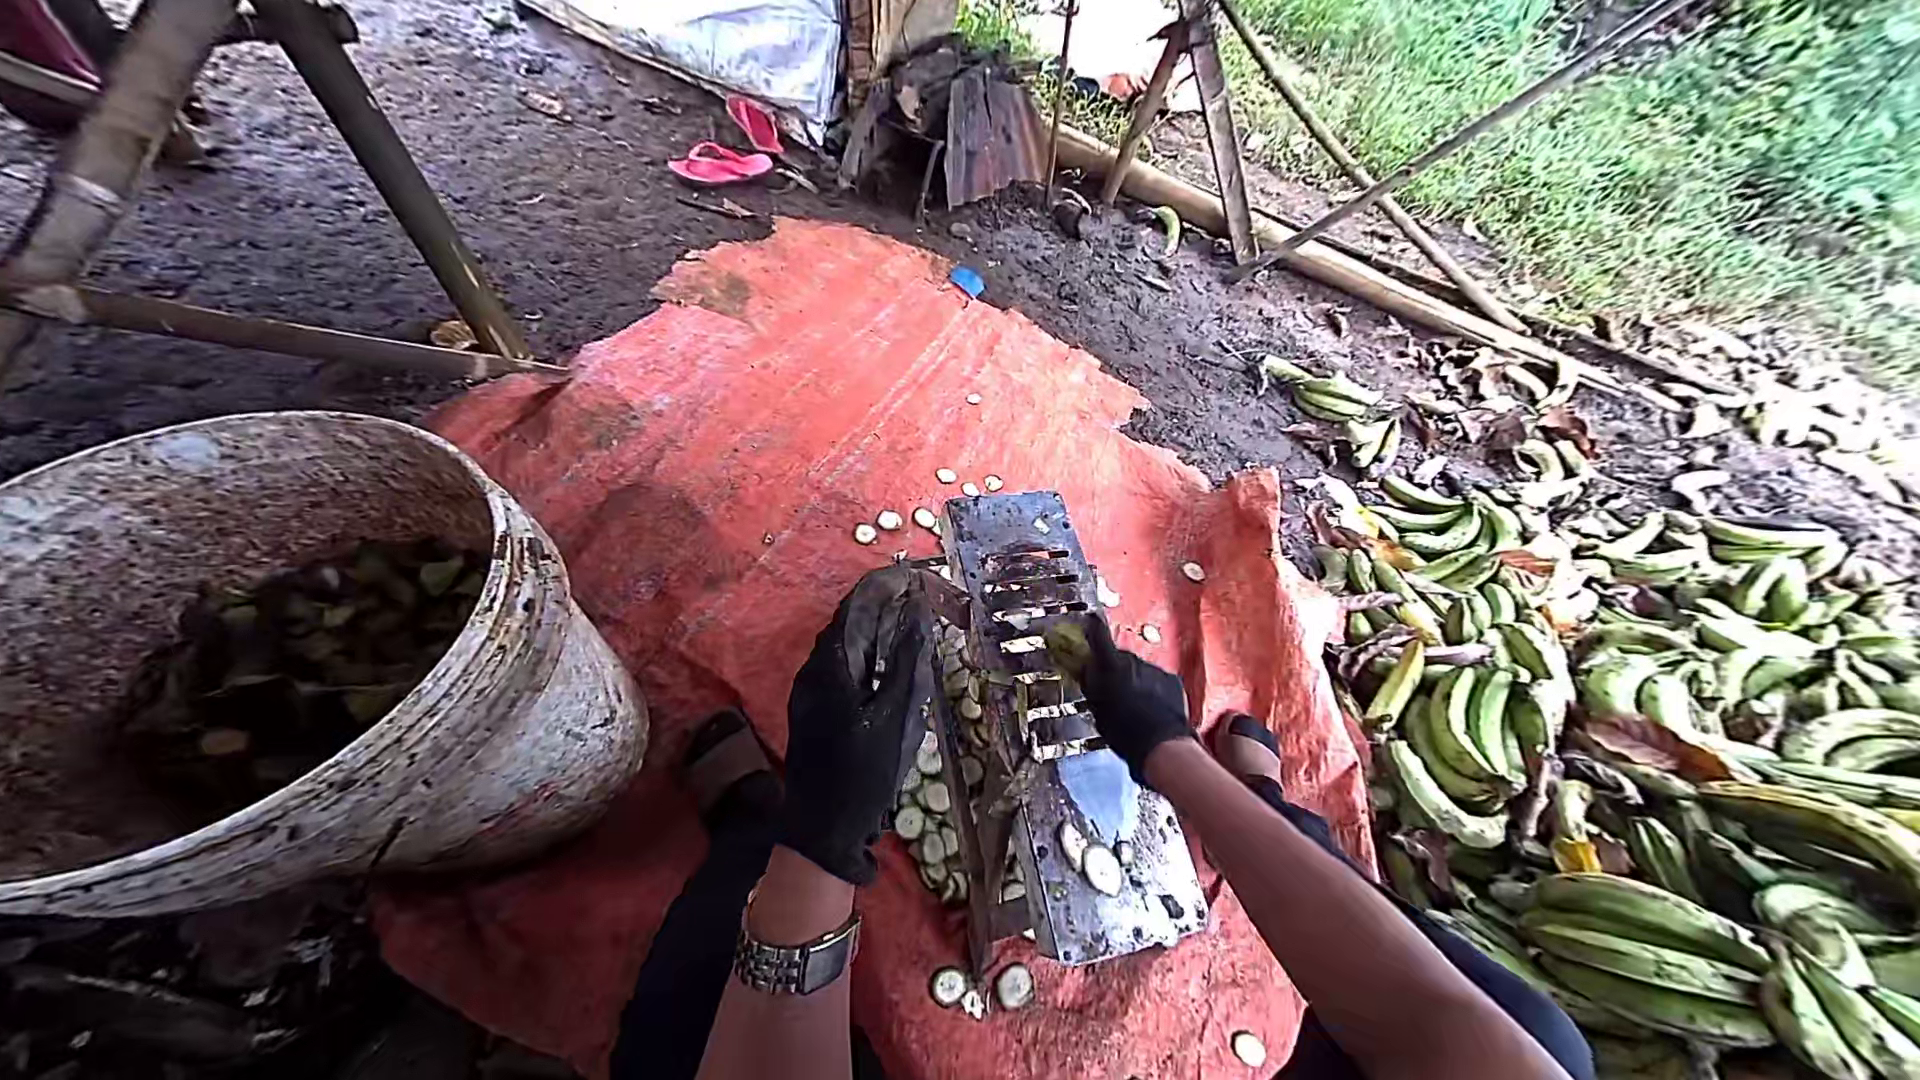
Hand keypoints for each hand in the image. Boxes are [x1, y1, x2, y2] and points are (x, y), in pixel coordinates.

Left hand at [779, 567, 933, 884]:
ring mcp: (812, 684)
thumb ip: (908, 658)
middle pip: (851, 615)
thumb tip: (918, 609)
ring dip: (879, 619)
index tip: (921, 573)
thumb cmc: (865, 772)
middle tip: (924, 590)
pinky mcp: (817, 701)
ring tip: (914, 610)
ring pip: (848, 636)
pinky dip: (871, 644)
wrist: (823, 827)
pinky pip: (846, 658)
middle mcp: (816, 665)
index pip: (860, 603)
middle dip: (887, 597)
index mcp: (833, 663)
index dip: (890, 582)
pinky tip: (892, 649)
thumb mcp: (898, 713)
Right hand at [1075, 616, 1194, 785]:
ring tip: (1132, 705)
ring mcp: (1155, 670)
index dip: (1092, 627)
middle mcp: (1133, 661)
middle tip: (1110, 687)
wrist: (1163, 747)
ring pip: (1138, 669)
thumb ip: (1091, 684)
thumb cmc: (1124, 732)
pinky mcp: (1172, 680)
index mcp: (1111, 666)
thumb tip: (1086, 669)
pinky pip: (1156, 679)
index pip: (1098, 636)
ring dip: (1133, 680)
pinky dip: (1151, 688)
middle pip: (1119, 657)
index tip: (1090, 619)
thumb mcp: (1097, 709)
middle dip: (1114, 668)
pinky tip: (1149, 707)